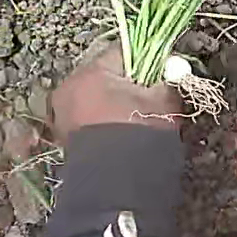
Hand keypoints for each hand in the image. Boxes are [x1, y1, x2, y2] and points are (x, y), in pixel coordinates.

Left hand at [51, 46, 182, 137]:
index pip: (122, 53)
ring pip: (96, 100)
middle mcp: (70, 89)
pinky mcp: (65, 140)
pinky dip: (105, 124)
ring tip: (138, 121)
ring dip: (114, 106)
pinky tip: (123, 136)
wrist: (117, 182)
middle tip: (150, 97)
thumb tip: (172, 76)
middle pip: (105, 77)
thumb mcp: (164, 102)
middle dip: (127, 85)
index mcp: (91, 73)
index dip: (146, 60)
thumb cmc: (140, 133)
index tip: (161, 71)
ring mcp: (63, 116)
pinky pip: (90, 122)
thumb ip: (169, 82)